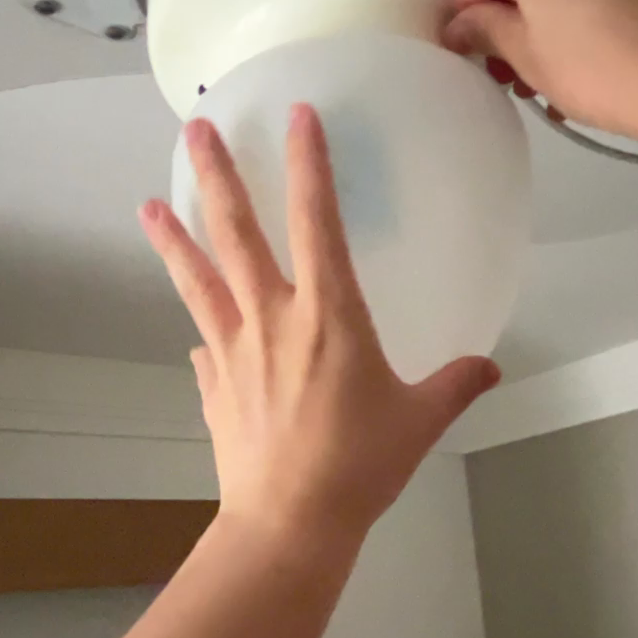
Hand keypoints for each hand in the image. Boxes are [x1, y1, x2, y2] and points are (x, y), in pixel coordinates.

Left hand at [140, 106, 501, 546]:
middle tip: (195, 128)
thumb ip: (454, 386)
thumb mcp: (419, 422)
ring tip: (149, 206)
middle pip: (236, 234)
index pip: (317, 221)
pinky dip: (202, 330)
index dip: (309, 164)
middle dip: (218, 175)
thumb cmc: (360, 467)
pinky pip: (205, 346)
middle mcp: (273, 321)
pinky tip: (196, 331)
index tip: (298, 115)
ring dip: (175, 240)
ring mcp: (233, 353)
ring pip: (200, 281)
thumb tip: (488, 368)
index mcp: (329, 317)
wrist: (290, 522)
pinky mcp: (213, 389)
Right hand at [445, 0, 637, 148]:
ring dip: (540, 16)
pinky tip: (583, 55)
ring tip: (545, 73)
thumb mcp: (529, 58)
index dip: (463, 16)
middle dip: (503, 17)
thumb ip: (487, 31)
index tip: (469, 53)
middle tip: (506, 70)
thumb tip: (463, 25)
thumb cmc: (607, 68)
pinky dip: (577, 7)